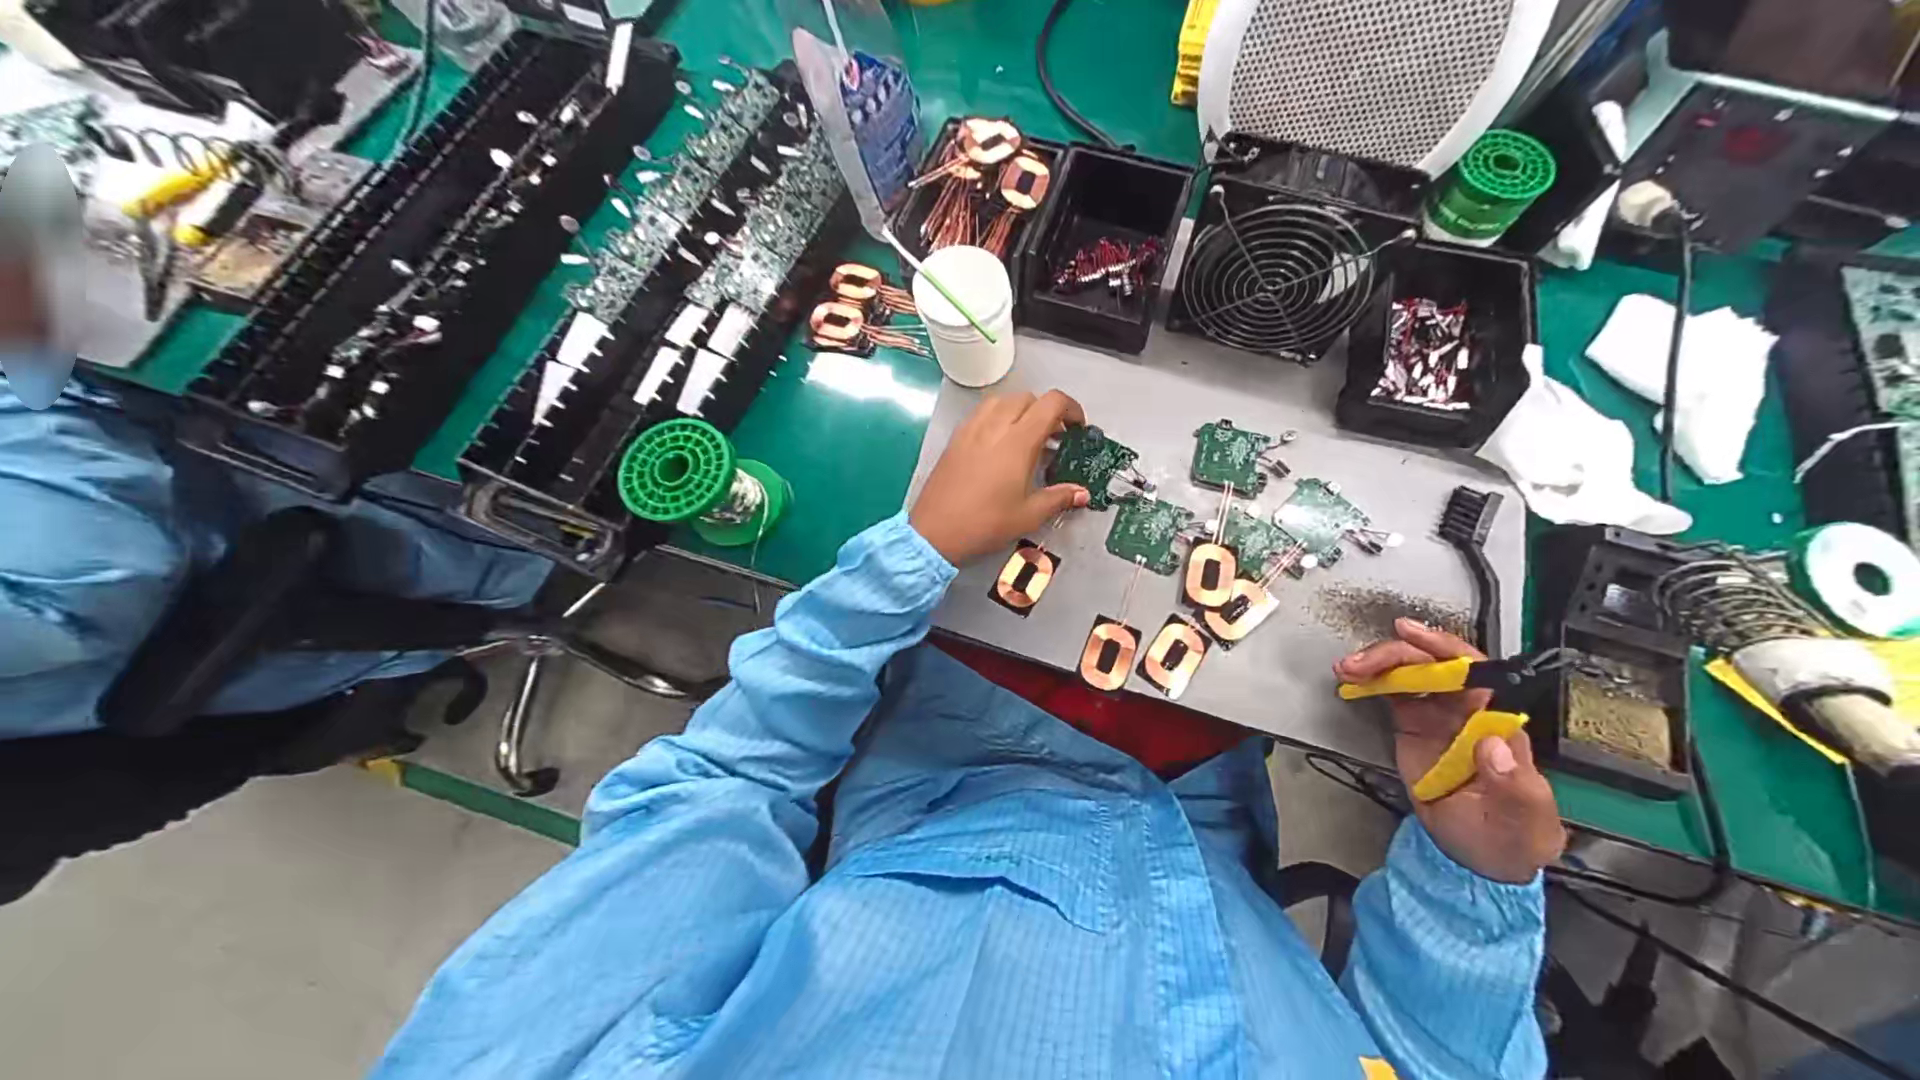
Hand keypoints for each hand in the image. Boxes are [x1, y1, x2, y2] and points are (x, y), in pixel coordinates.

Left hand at [910, 390, 1089, 564]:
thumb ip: (1058, 498)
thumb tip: (1081, 493)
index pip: (1051, 403)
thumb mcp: (1028, 515)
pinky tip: (999, 443)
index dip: (1071, 409)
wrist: (934, 532)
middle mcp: (994, 426)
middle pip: (1027, 398)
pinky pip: (981, 413)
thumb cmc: (985, 524)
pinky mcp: (955, 438)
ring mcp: (971, 430)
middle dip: (1046, 411)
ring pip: (1002, 400)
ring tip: (1027, 436)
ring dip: (1020, 409)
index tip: (1077, 428)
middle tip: (1054, 438)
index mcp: (1017, 441)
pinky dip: (997, 416)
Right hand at [1333, 618, 1565, 883]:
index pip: (1474, 670)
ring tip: (1348, 670)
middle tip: (1360, 664)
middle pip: (1432, 663)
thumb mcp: (1524, 820)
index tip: (1412, 636)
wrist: (1475, 856)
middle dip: (1395, 655)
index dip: (1443, 647)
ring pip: (1408, 671)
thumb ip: (1516, 785)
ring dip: (1377, 664)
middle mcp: (1466, 710)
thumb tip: (1494, 745)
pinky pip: (1391, 691)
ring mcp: (1437, 716)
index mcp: (1496, 722)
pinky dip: (1369, 681)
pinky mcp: (1411, 725)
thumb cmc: (1510, 837)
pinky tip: (1352, 680)